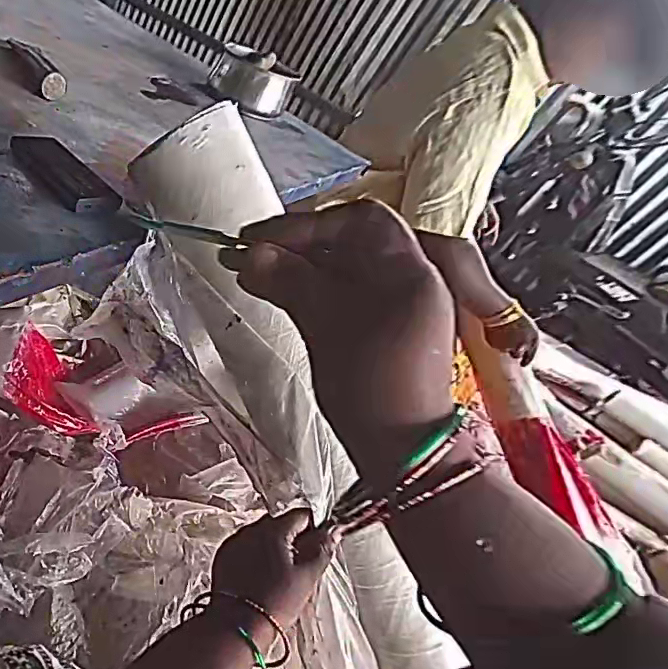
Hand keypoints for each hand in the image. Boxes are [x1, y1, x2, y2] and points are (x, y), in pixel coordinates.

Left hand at [210, 509, 335, 640]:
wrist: (239, 623)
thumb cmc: (275, 602)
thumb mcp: (307, 576)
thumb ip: (321, 549)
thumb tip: (332, 532)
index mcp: (271, 531)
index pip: (300, 515)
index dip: (315, 526)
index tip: (323, 541)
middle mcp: (249, 531)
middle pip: (279, 523)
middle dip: (295, 537)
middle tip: (305, 562)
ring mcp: (234, 543)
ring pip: (261, 535)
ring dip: (275, 546)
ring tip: (285, 573)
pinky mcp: (224, 556)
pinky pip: (246, 547)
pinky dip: (257, 555)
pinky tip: (265, 576)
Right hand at [219, 200, 457, 481]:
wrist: (403, 447)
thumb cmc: (371, 389)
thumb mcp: (326, 328)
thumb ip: (291, 282)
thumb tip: (249, 254)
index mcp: (415, 270)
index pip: (359, 221)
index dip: (304, 225)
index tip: (256, 241)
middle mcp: (418, 274)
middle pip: (353, 237)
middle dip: (300, 243)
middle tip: (251, 254)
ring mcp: (404, 297)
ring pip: (346, 261)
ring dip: (300, 263)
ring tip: (254, 272)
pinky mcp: (386, 317)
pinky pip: (346, 285)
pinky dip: (311, 283)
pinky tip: (277, 289)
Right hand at [482, 309, 539, 364]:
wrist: (499, 312)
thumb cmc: (514, 315)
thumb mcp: (527, 326)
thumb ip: (527, 337)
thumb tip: (524, 345)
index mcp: (532, 339)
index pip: (531, 354)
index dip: (527, 359)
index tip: (523, 364)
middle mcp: (522, 345)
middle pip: (517, 354)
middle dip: (514, 353)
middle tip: (509, 350)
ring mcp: (507, 346)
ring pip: (505, 350)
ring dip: (503, 346)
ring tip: (500, 335)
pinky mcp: (495, 345)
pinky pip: (495, 346)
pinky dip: (495, 342)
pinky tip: (494, 334)